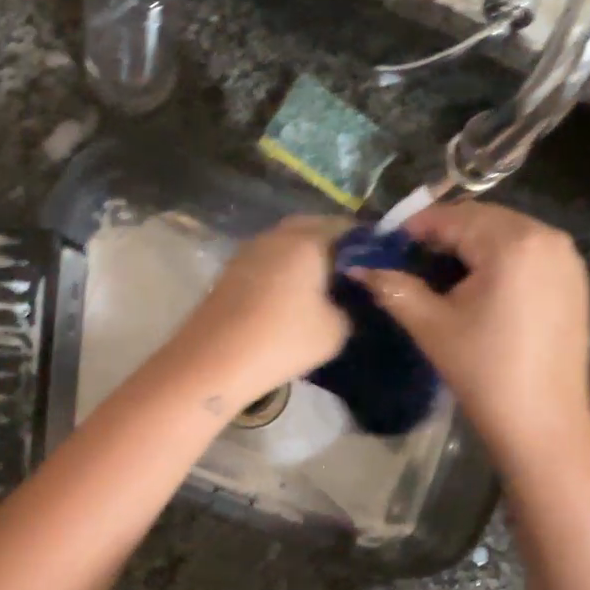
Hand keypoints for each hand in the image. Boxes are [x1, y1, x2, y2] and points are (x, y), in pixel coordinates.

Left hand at [166, 216, 351, 405]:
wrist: (212, 362)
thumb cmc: (281, 341)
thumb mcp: (335, 331)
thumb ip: (349, 308)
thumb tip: (343, 301)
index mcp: (306, 240)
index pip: (346, 228)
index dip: (365, 245)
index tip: (377, 267)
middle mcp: (276, 235)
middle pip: (313, 229)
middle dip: (333, 248)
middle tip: (350, 276)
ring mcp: (248, 251)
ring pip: (286, 245)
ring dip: (305, 259)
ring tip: (321, 289)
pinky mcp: (230, 271)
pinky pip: (267, 261)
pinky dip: (283, 272)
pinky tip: (289, 299)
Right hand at [349, 202, 589, 460]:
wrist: (543, 420)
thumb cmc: (483, 372)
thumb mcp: (431, 326)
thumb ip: (394, 287)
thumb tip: (359, 267)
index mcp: (512, 242)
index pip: (453, 218)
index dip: (415, 228)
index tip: (386, 244)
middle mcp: (547, 236)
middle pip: (483, 221)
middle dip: (445, 236)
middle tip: (410, 260)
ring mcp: (567, 258)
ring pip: (508, 235)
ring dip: (473, 247)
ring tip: (442, 276)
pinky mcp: (576, 280)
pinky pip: (530, 254)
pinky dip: (501, 261)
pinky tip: (480, 289)